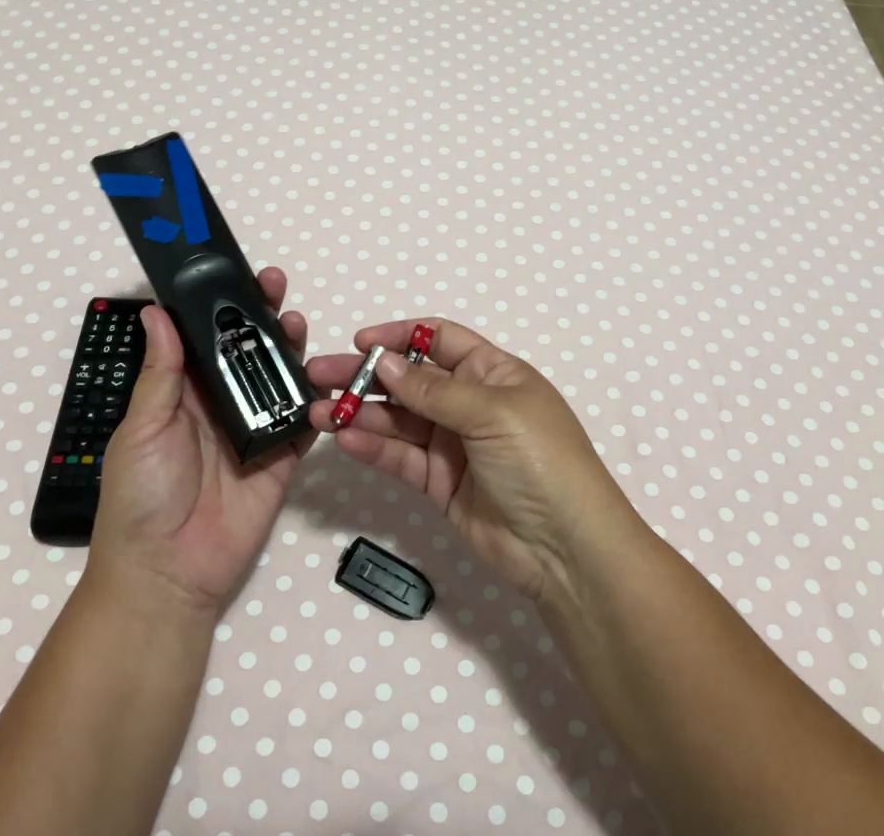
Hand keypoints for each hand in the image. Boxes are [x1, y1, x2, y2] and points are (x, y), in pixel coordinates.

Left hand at [87, 268, 310, 613]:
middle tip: (274, 285)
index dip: (219, 308)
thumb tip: (157, 313)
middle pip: (246, 354)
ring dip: (289, 350)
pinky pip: (304, 425)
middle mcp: (220, 407)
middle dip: (260, 318)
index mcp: (181, 396)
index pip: (204, 341)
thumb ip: (162, 373)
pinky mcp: (282, 460)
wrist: (167, 572)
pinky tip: (326, 375)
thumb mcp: (143, 428)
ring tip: (295, 321)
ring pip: (279, 381)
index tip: (234, 275)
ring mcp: (254, 432)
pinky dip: (318, 401)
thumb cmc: (141, 497)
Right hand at [306, 319, 639, 601]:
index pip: (440, 340)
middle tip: (318, 376)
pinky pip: (400, 458)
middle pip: (410, 381)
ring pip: (398, 420)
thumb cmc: (541, 461)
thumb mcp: (492, 412)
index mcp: (493, 373)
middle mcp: (470, 404)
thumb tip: (384, 361)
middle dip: (365, 377)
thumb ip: (433, 390)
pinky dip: (373, 448)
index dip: (400, 337)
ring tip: (319, 413)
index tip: (359, 342)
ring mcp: (454, 445)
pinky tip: (345, 441)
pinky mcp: (440, 483)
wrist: (565, 547)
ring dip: (360, 414)